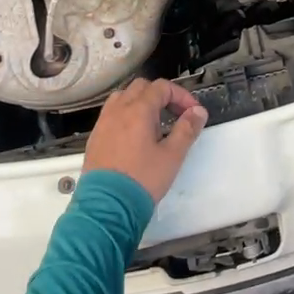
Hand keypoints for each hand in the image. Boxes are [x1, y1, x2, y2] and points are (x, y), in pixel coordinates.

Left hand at [81, 78, 208, 202]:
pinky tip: (135, 136)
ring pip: (123, 97)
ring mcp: (103, 123)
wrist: (107, 206)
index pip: (162, 87)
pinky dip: (126, 115)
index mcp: (138, 110)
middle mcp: (118, 111)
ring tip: (154, 123)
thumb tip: (198, 112)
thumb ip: (187, 129)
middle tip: (175, 114)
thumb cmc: (142, 180)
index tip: (192, 112)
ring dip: (141, 102)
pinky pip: (111, 114)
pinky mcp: (95, 137)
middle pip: (141, 87)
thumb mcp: (172, 156)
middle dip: (161, 95)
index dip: (181, 95)